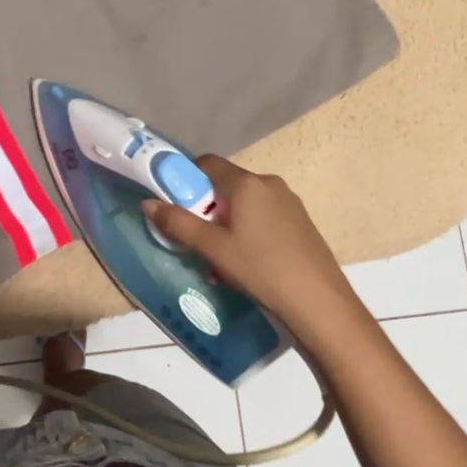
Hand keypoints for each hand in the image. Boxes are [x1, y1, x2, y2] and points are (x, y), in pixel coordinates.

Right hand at [141, 155, 364, 338]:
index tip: (174, 205)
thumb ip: (177, 223)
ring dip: (226, 224)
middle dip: (206, 208)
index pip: (207, 163)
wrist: (319, 303)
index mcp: (247, 183)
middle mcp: (269, 184)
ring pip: (244, 204)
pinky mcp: (301, 222)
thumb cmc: (260, 269)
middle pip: (225, 185)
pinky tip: (246, 264)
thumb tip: (148, 203)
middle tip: (196, 240)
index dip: (185, 178)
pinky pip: (263, 217)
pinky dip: (247, 232)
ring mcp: (289, 203)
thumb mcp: (212, 248)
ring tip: (220, 259)